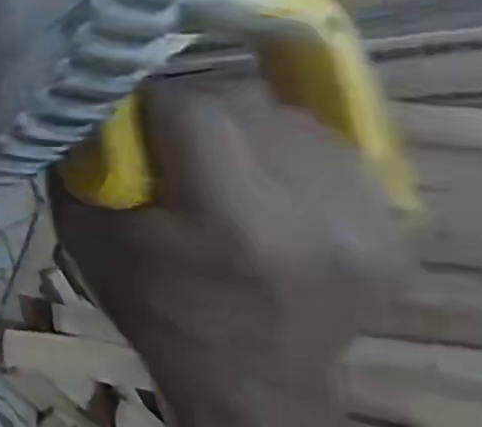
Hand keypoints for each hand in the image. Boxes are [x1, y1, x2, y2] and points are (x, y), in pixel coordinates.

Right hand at [53, 81, 407, 426]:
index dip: (156, 104)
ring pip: (289, 116)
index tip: (140, 124)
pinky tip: (271, 181)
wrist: (249, 389)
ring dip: (249, 125)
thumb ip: (85, 152)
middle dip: (201, 109)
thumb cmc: (155, 306)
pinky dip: (292, 149)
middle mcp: (310, 217)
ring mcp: (366, 227)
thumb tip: (96, 92)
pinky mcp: (396, 235)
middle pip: (245, 101)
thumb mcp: (87, 229)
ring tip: (227, 162)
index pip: (192, 106)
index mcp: (231, 221)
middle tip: (178, 141)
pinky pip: (331, 147)